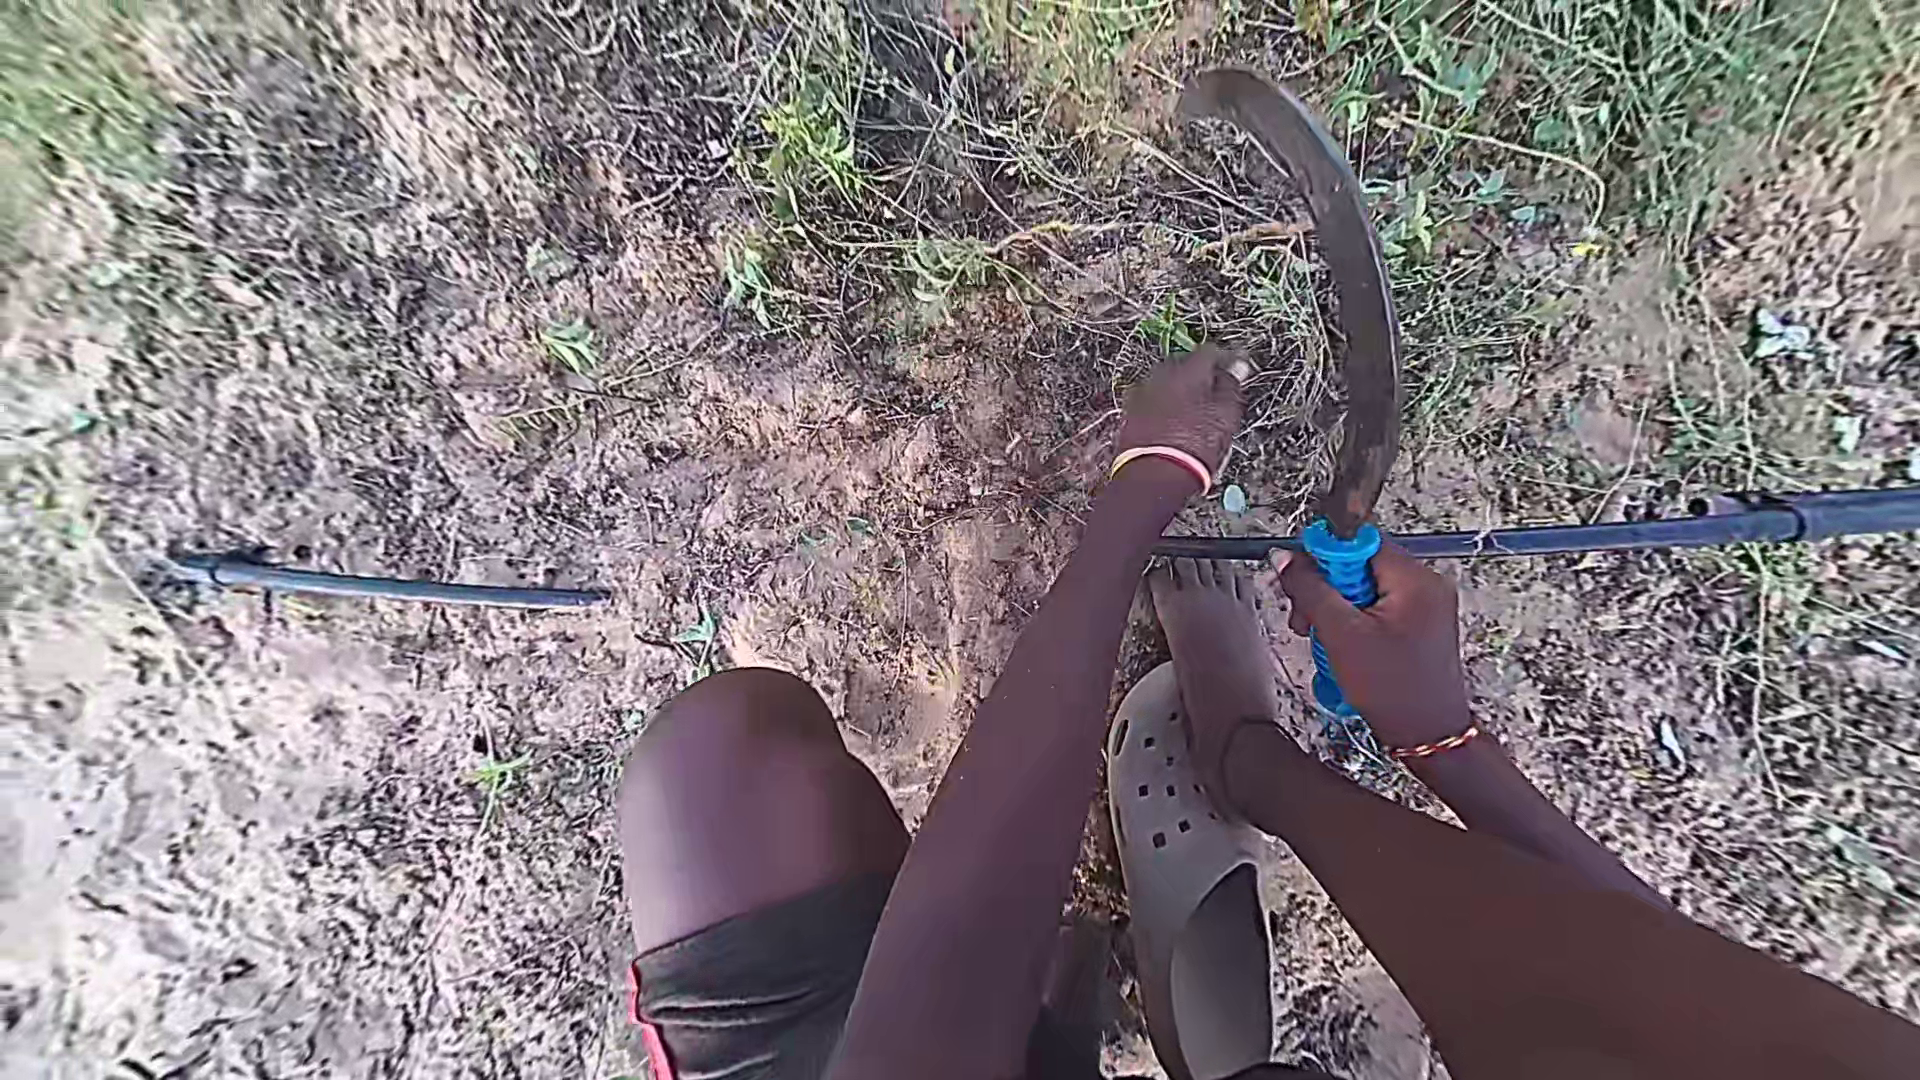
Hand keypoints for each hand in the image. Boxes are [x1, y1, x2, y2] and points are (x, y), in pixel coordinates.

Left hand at [1113, 344, 1248, 475]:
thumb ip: (1231, 385)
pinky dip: (1163, 407)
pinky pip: (1151, 402)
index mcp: (1188, 371)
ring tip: (1193, 411)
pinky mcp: (1129, 415)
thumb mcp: (1226, 414)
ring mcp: (1141, 395)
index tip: (1234, 369)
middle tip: (1213, 391)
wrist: (1154, 476)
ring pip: (1165, 384)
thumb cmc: (1195, 444)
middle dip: (1199, 374)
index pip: (1210, 352)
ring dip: (1179, 391)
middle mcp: (1160, 376)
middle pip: (1183, 365)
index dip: (1225, 360)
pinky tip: (1172, 423)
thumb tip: (1236, 366)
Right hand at [1275, 542, 1472, 747]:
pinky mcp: (1411, 621)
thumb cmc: (1391, 687)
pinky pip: (1367, 603)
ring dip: (1328, 604)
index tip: (1302, 579)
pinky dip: (1344, 617)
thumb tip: (1285, 557)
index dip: (1324, 556)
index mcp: (1415, 579)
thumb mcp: (1340, 632)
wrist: (1425, 733)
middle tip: (1305, 616)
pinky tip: (1335, 639)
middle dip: (1322, 587)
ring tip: (1316, 632)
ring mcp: (1419, 603)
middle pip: (1355, 563)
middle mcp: (1423, 584)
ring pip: (1357, 584)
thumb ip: (1309, 588)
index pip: (1359, 541)